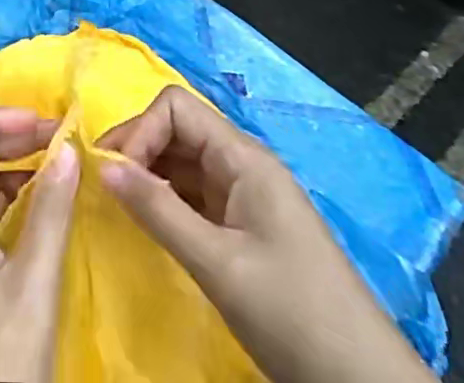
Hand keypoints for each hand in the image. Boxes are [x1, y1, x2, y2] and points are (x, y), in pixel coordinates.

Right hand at [97, 87, 432, 382]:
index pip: (176, 109)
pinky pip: (192, 193)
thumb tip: (102, 166)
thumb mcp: (217, 263)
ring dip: (147, 174)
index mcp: (243, 158)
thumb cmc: (292, 313)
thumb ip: (158, 210)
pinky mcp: (242, 224)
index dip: (139, 130)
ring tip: (117, 204)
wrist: (361, 379)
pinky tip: (146, 221)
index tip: (114, 174)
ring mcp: (244, 195)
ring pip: (182, 162)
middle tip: (103, 186)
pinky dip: (164, 199)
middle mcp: (242, 165)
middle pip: (177, 130)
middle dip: (136, 148)